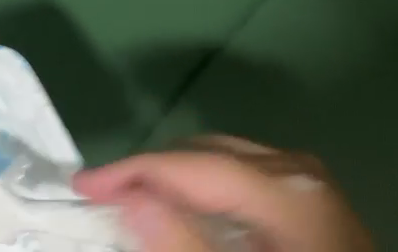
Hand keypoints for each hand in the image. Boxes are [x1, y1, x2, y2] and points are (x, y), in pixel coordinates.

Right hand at [73, 136, 371, 251]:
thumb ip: (186, 246)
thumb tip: (131, 199)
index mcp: (286, 191)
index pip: (190, 165)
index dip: (131, 171)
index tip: (82, 186)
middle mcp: (298, 171)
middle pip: (204, 154)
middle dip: (152, 174)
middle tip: (107, 200)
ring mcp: (311, 182)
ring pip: (222, 158)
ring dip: (178, 179)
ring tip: (141, 203)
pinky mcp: (315, 198)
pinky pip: (245, 173)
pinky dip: (209, 187)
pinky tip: (193, 211)